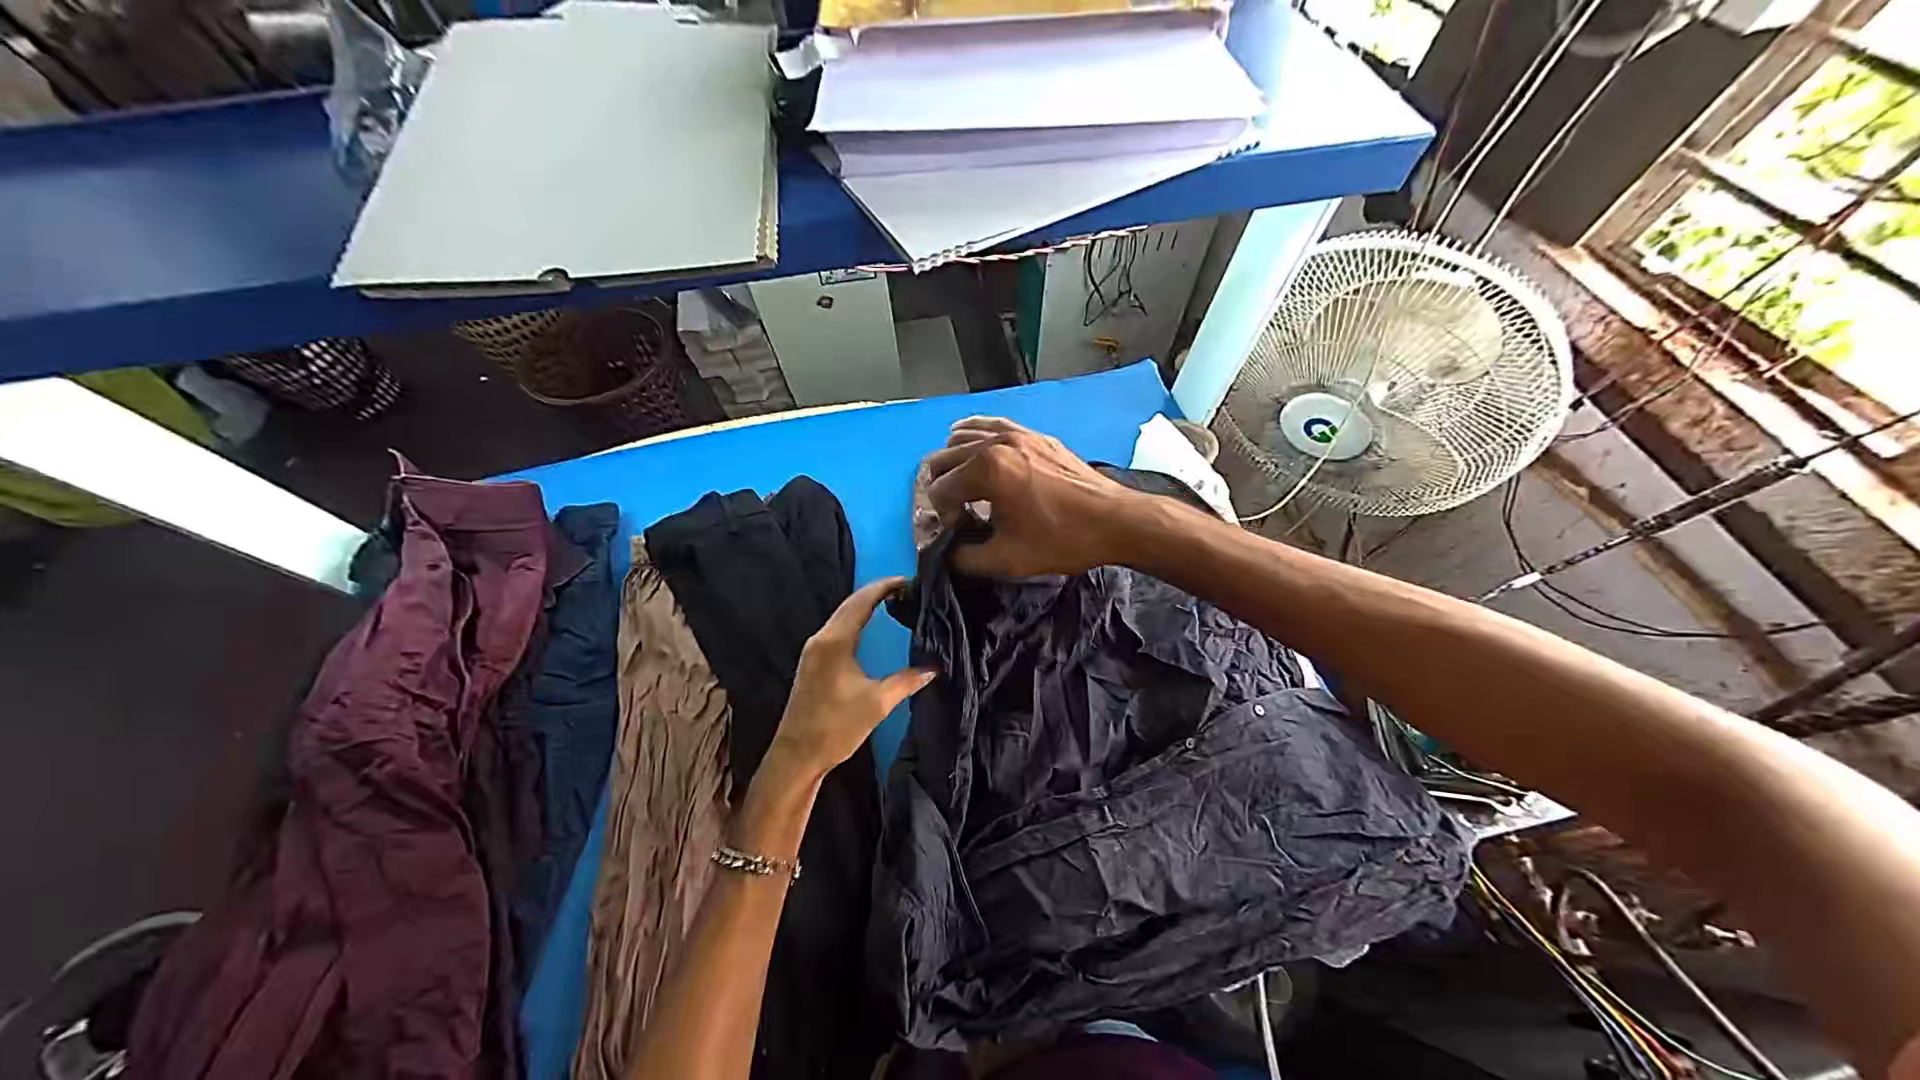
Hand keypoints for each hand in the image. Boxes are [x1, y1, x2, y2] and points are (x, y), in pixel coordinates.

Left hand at [770, 577, 934, 775]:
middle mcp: (821, 639)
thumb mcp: (878, 703)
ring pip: (842, 616)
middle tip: (906, 589)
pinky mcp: (812, 661)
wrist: (797, 755)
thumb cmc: (836, 727)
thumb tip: (934, 667)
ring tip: (893, 602)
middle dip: (877, 592)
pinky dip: (856, 620)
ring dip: (865, 605)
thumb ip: (906, 681)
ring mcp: (813, 650)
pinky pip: (837, 629)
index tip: (908, 580)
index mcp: (835, 642)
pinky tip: (870, 626)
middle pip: (850, 604)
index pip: (862, 602)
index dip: (885, 587)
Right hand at [922, 416, 1155, 576]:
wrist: (1114, 521)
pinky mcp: (1033, 434)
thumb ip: (965, 559)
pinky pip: (988, 425)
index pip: (939, 490)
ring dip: (953, 464)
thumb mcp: (1007, 560)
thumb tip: (948, 552)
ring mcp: (1016, 432)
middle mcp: (996, 442)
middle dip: (943, 490)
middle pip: (943, 460)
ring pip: (960, 438)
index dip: (944, 517)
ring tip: (966, 490)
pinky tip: (973, 451)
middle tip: (958, 515)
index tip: (963, 533)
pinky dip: (972, 437)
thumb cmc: (1063, 539)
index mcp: (987, 468)